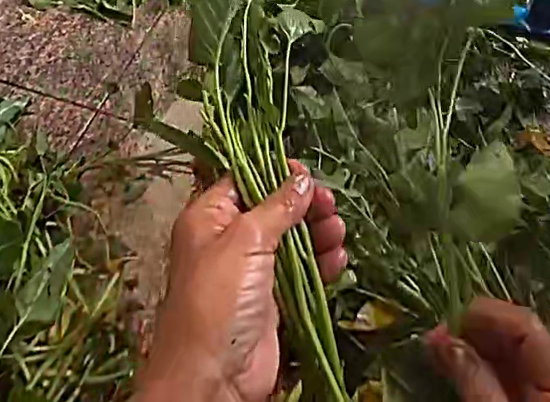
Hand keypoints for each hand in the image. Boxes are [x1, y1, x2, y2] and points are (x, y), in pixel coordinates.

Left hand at [133, 160, 347, 401]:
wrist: (212, 378)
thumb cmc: (218, 298)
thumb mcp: (246, 239)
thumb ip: (278, 206)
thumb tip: (302, 179)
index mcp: (211, 217)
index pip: (245, 179)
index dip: (275, 173)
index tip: (305, 172)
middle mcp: (230, 239)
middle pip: (274, 209)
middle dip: (304, 205)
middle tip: (328, 203)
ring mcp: (252, 270)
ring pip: (292, 240)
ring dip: (318, 232)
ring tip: (338, 229)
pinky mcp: (272, 299)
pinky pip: (302, 272)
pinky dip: (321, 263)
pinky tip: (338, 258)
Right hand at [426, 298, 549, 401]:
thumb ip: (477, 383)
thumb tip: (441, 337)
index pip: (525, 325)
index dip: (485, 313)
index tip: (446, 318)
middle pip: (516, 336)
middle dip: (473, 328)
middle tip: (434, 336)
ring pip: (510, 354)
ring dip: (473, 347)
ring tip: (439, 350)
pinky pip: (509, 376)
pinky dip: (481, 368)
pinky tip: (457, 367)